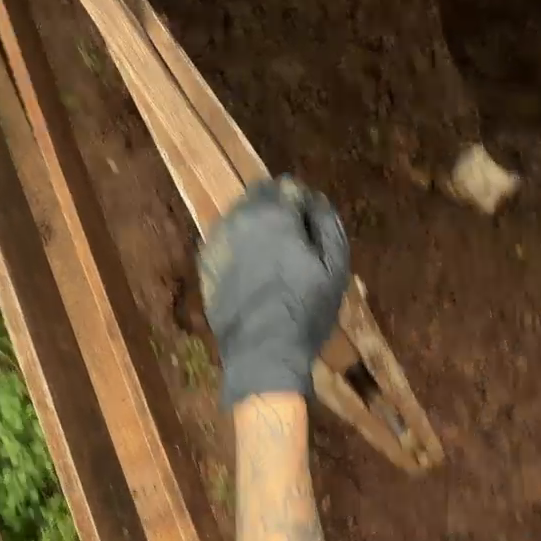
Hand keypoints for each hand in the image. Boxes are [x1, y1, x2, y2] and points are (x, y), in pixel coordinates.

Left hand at [199, 177, 351, 409]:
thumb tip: (315, 198)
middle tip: (292, 242)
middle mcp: (241, 217)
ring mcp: (218, 240)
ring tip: (270, 260)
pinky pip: (224, 241)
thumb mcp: (335, 270)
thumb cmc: (306, 313)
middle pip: (260, 195)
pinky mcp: (205, 264)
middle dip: (277, 209)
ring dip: (256, 227)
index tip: (310, 229)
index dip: (303, 205)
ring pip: (239, 216)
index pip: (289, 186)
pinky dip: (237, 247)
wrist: (262, 354)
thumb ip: (327, 225)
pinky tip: (250, 273)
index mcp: (275, 214)